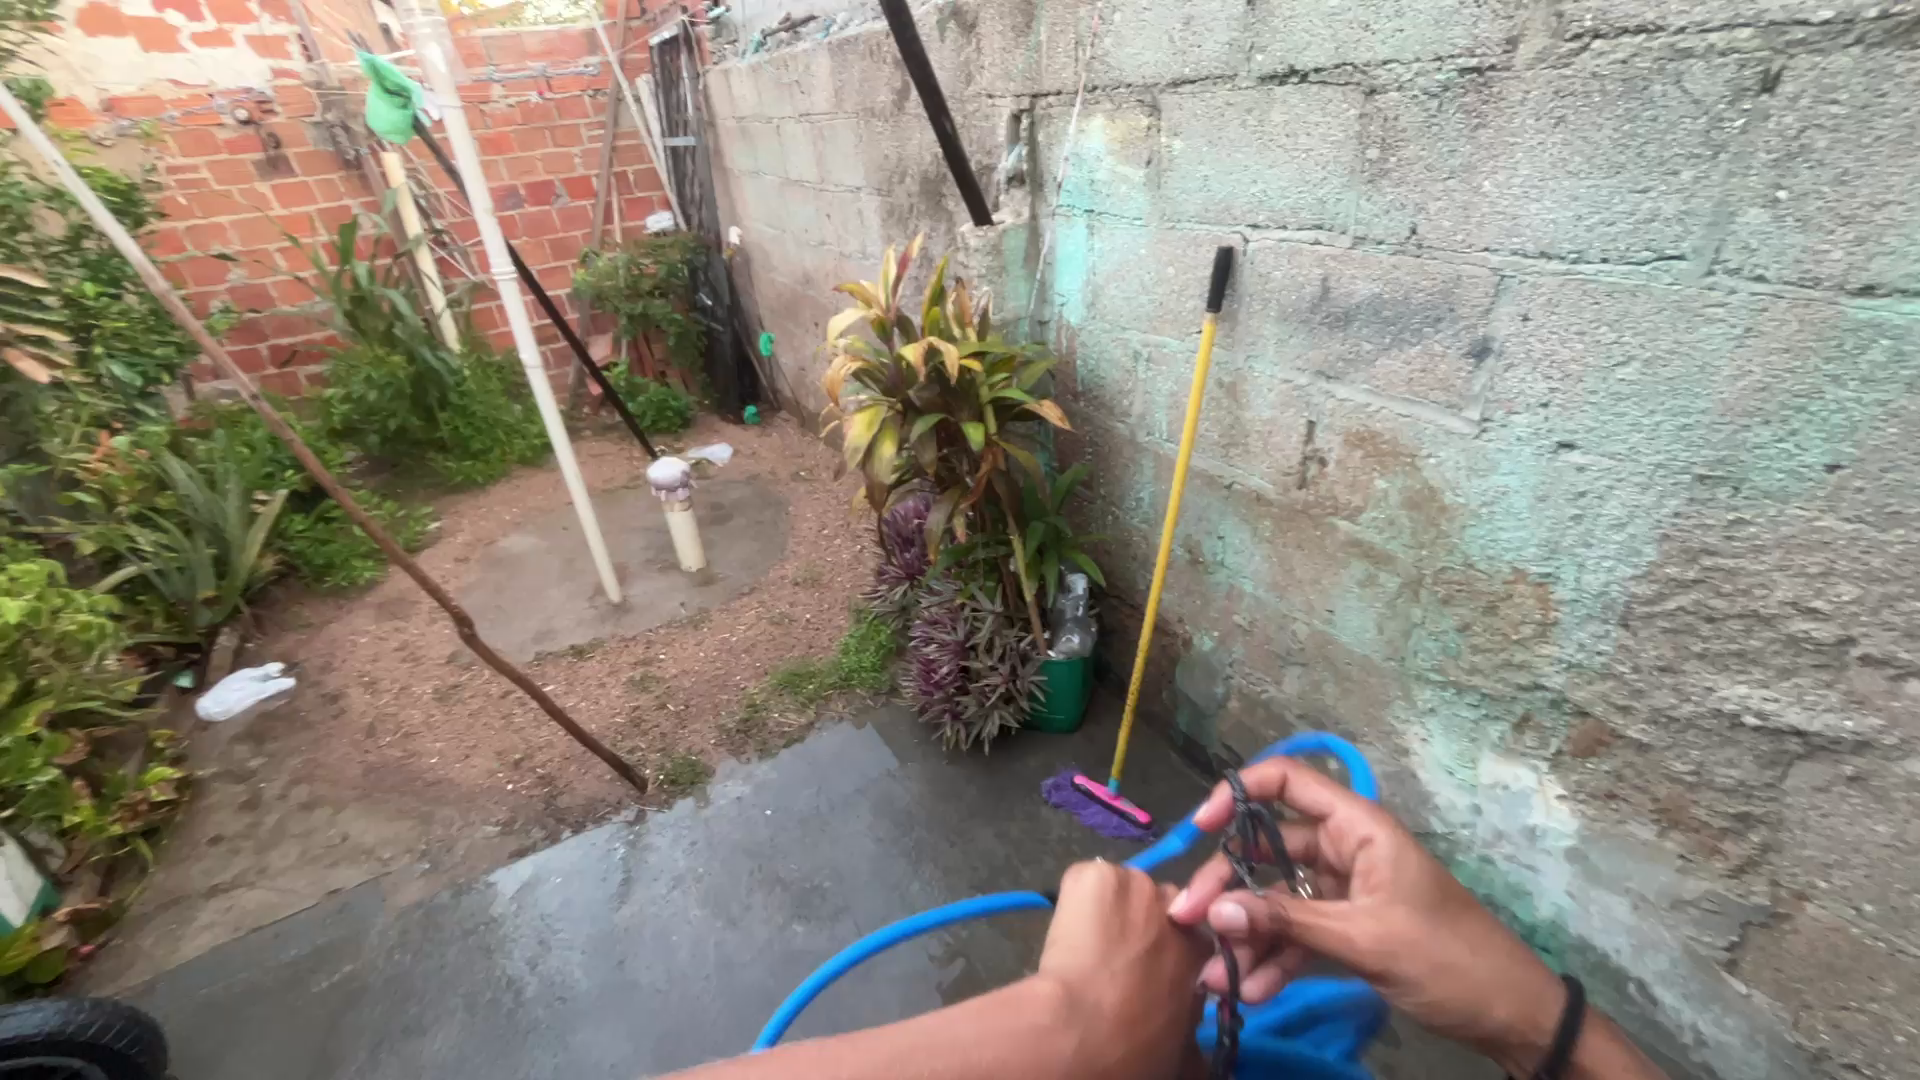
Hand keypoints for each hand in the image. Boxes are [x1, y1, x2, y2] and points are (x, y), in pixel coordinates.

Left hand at [1039, 859, 1210, 1079]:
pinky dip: (1076, 898)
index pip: (1187, 931)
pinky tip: (1068, 926)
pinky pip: (1085, 880)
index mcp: (1198, 947)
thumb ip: (1189, 1014)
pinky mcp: (1094, 874)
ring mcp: (1133, 883)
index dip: (1163, 945)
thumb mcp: (1181, 1045)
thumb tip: (1186, 1014)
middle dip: (1139, 919)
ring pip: (1119, 887)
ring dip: (1107, 906)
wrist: (1082, 1025)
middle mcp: (1172, 905)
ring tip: (1085, 940)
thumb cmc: (1133, 1044)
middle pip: (1155, 902)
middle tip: (1113, 952)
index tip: (1144, 964)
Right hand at [1166, 758, 1567, 1072]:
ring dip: (1244, 934)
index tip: (1202, 827)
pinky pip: (1294, 934)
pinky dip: (1271, 959)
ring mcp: (1339, 890)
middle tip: (1188, 920)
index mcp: (1354, 826)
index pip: (1284, 781)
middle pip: (1264, 850)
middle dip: (1227, 887)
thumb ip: (1286, 922)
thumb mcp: (1366, 939)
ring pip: (1274, 898)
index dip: (1237, 793)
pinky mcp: (1343, 928)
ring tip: (1213, 974)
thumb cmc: (1450, 959)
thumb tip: (1214, 912)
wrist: (1517, 1022)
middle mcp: (1340, 848)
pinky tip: (1248, 990)